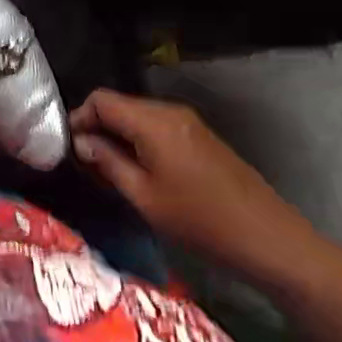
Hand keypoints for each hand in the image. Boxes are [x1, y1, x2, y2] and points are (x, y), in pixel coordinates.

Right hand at [72, 89, 341, 291]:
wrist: (272, 241)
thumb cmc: (201, 222)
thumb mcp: (144, 197)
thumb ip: (108, 163)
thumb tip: (81, 142)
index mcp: (153, 121)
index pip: (101, 99)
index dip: (79, 118)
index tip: (69, 149)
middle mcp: (170, 112)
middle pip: (119, 105)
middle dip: (97, 129)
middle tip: (86, 166)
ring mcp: (189, 123)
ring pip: (138, 117)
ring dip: (118, 137)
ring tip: (109, 173)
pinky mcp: (201, 138)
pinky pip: (158, 128)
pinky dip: (140, 143)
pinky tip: (140, 174)